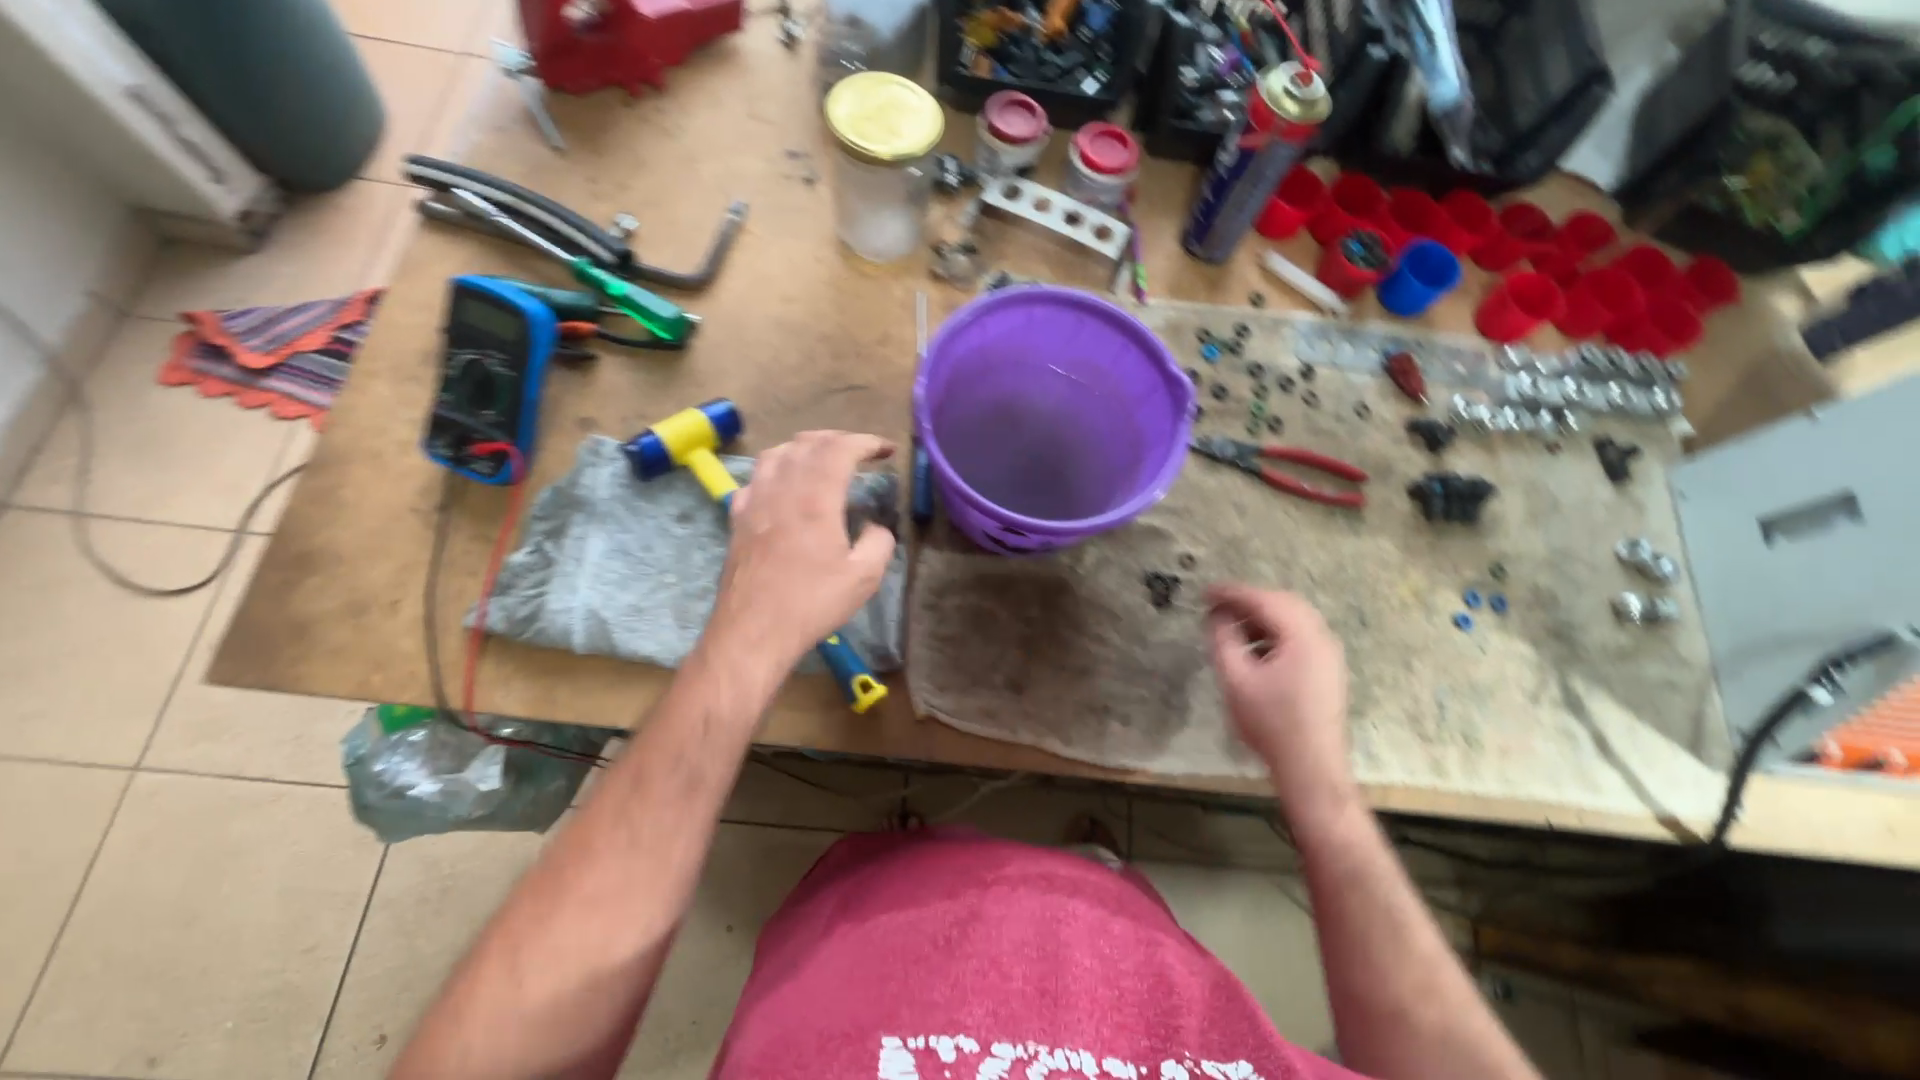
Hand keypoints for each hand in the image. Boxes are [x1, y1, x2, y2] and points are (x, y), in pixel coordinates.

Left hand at [704, 431, 896, 671]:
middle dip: (839, 440)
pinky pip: (756, 477)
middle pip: (808, 443)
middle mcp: (782, 488)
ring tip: (822, 459)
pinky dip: (776, 469)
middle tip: (861, 452)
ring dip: (804, 447)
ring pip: (777, 453)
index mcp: (815, 496)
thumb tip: (875, 527)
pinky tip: (782, 485)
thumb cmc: (810, 603)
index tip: (887, 450)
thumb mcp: (864, 578)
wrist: (752, 630)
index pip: (841, 448)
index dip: (867, 442)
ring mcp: (754, 500)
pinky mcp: (737, 518)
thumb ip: (879, 542)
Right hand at [1205, 584, 1358, 824]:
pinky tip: (1255, 650)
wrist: (1311, 767)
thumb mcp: (1236, 680)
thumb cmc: (1271, 723)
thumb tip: (1217, 616)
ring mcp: (1329, 655)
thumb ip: (1224, 641)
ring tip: (1232, 627)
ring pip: (1293, 620)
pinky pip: (1300, 637)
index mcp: (1303, 636)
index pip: (1264, 600)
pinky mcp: (1328, 670)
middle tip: (1217, 607)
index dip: (1232, 593)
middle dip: (1249, 602)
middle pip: (1283, 604)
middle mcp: (1322, 638)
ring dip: (1262, 618)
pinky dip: (1275, 633)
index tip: (1205, 592)